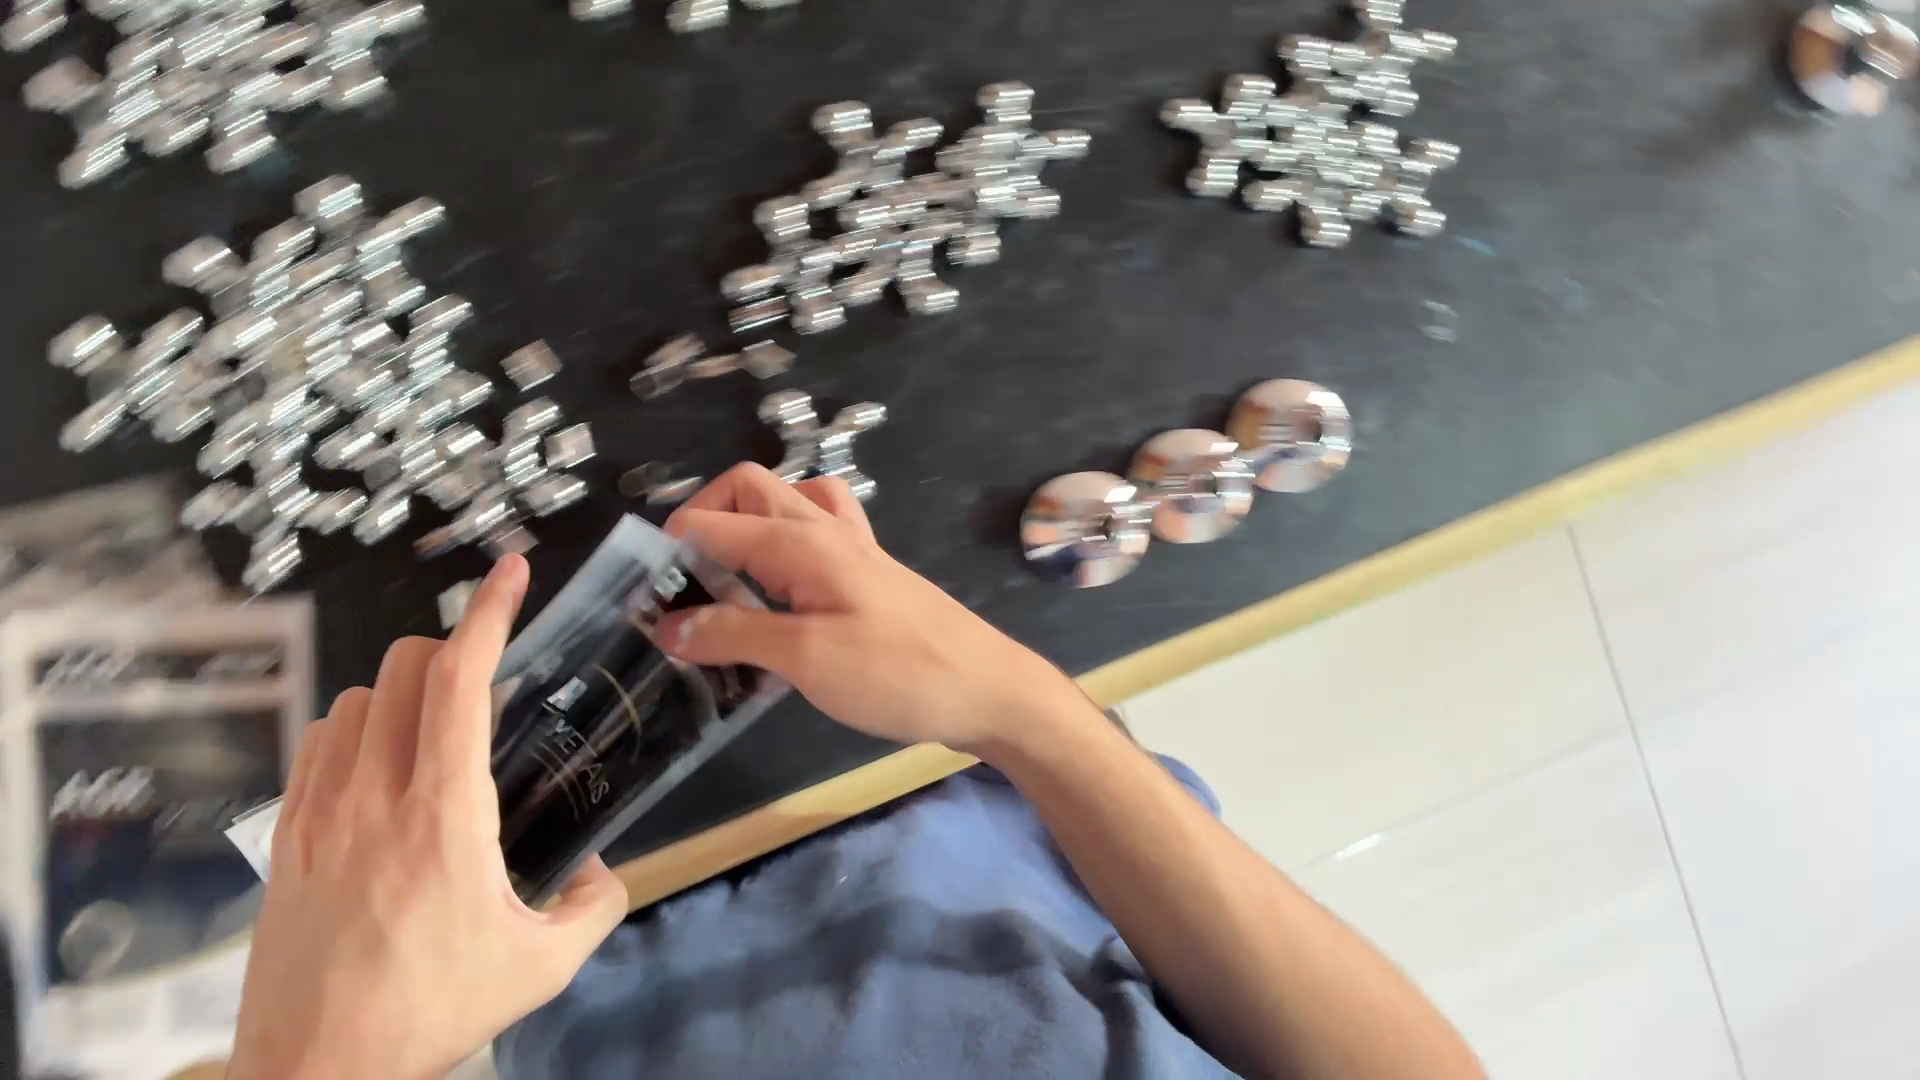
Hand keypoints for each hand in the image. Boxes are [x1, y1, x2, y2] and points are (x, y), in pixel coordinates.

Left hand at [228, 555, 628, 1079]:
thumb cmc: (436, 1009)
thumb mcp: (546, 963)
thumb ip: (598, 902)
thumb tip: (603, 865)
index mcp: (444, 816)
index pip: (458, 685)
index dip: (489, 616)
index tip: (514, 572)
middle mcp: (375, 797)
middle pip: (400, 670)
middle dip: (453, 649)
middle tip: (492, 679)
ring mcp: (318, 815)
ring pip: (353, 699)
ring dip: (404, 691)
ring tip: (440, 725)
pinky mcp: (285, 840)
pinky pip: (317, 742)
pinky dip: (357, 726)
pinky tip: (383, 763)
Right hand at [655, 463, 1088, 751]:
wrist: (985, 688)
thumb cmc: (898, 672)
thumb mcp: (807, 659)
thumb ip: (735, 634)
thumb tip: (667, 624)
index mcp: (802, 542)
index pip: (711, 524)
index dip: (666, 554)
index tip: (640, 601)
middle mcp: (827, 530)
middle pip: (748, 490)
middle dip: (703, 520)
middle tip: (681, 582)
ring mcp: (855, 548)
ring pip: (788, 502)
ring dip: (747, 525)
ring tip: (726, 579)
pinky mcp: (871, 574)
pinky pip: (819, 534)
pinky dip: (786, 546)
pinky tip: (781, 590)